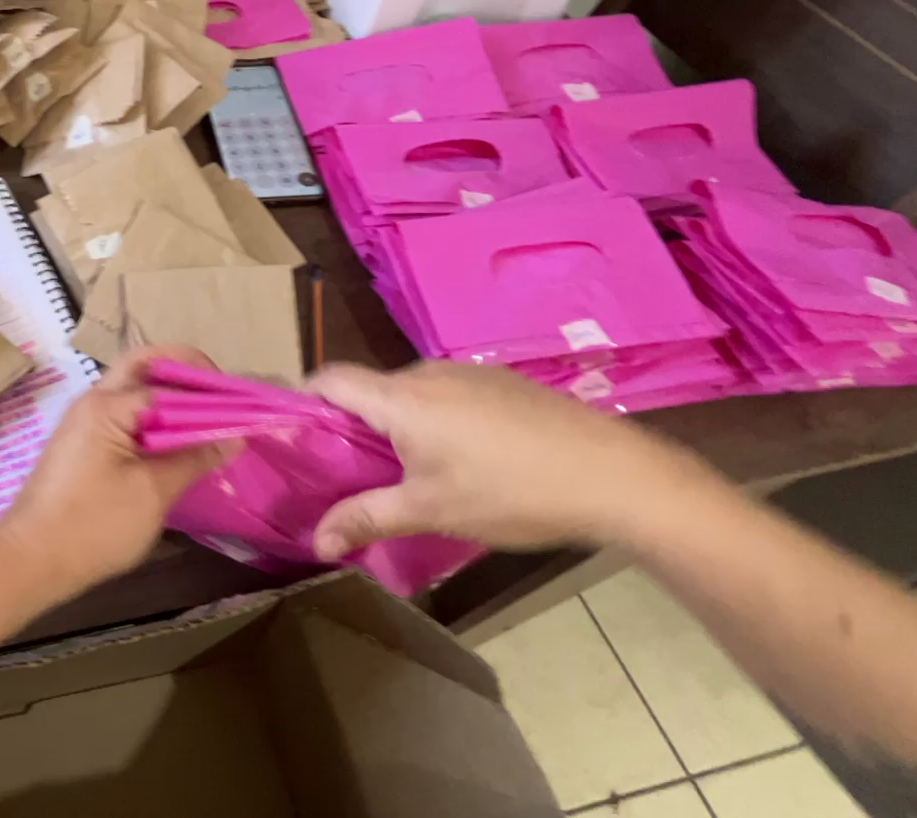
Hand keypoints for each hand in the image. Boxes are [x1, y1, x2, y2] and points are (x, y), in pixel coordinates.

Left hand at [0, 345, 236, 596]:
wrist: (30, 561)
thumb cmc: (93, 526)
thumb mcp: (153, 493)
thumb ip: (194, 458)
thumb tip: (234, 436)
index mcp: (107, 406)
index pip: (166, 380)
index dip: (206, 387)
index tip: (241, 404)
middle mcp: (91, 402)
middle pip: (143, 368)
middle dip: (184, 375)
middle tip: (221, 398)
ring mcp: (83, 423)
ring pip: (132, 392)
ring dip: (169, 399)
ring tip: (207, 421)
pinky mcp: (82, 445)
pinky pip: (123, 417)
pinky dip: (153, 421)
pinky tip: (177, 444)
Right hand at [306, 361, 714, 556]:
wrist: (617, 476)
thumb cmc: (509, 492)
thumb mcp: (430, 512)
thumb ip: (365, 519)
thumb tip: (316, 544)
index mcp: (399, 398)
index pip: (330, 378)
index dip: (305, 399)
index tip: (299, 436)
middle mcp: (427, 372)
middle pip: (369, 389)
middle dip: (354, 425)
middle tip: (355, 472)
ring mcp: (468, 372)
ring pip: (409, 392)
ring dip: (398, 424)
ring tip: (413, 471)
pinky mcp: (502, 382)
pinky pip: (446, 393)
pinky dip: (436, 418)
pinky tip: (467, 459)